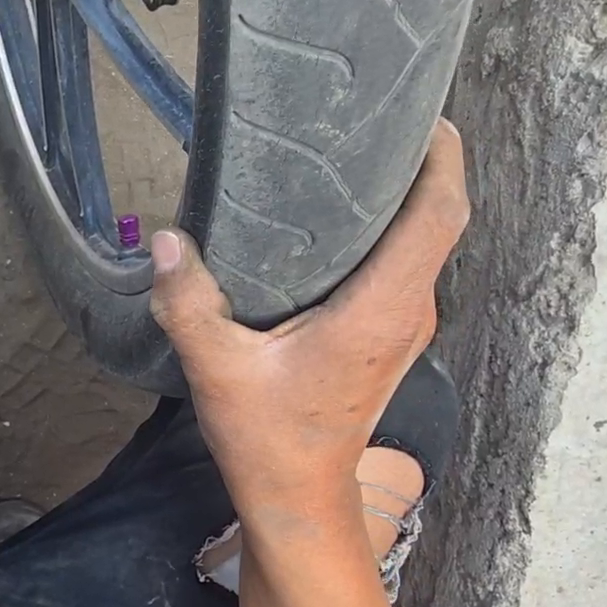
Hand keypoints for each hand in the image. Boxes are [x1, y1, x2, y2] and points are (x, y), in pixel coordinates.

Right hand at [149, 120, 468, 517]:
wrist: (296, 491)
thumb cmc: (265, 433)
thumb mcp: (216, 366)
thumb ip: (189, 303)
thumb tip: (166, 241)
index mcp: (380, 309)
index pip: (438, 214)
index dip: (440, 158)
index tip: (416, 115)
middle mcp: (408, 313)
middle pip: (437, 222)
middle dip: (419, 168)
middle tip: (367, 130)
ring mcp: (405, 330)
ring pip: (422, 248)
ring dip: (403, 204)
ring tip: (350, 169)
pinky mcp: (389, 342)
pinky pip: (403, 271)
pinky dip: (387, 238)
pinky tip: (337, 232)